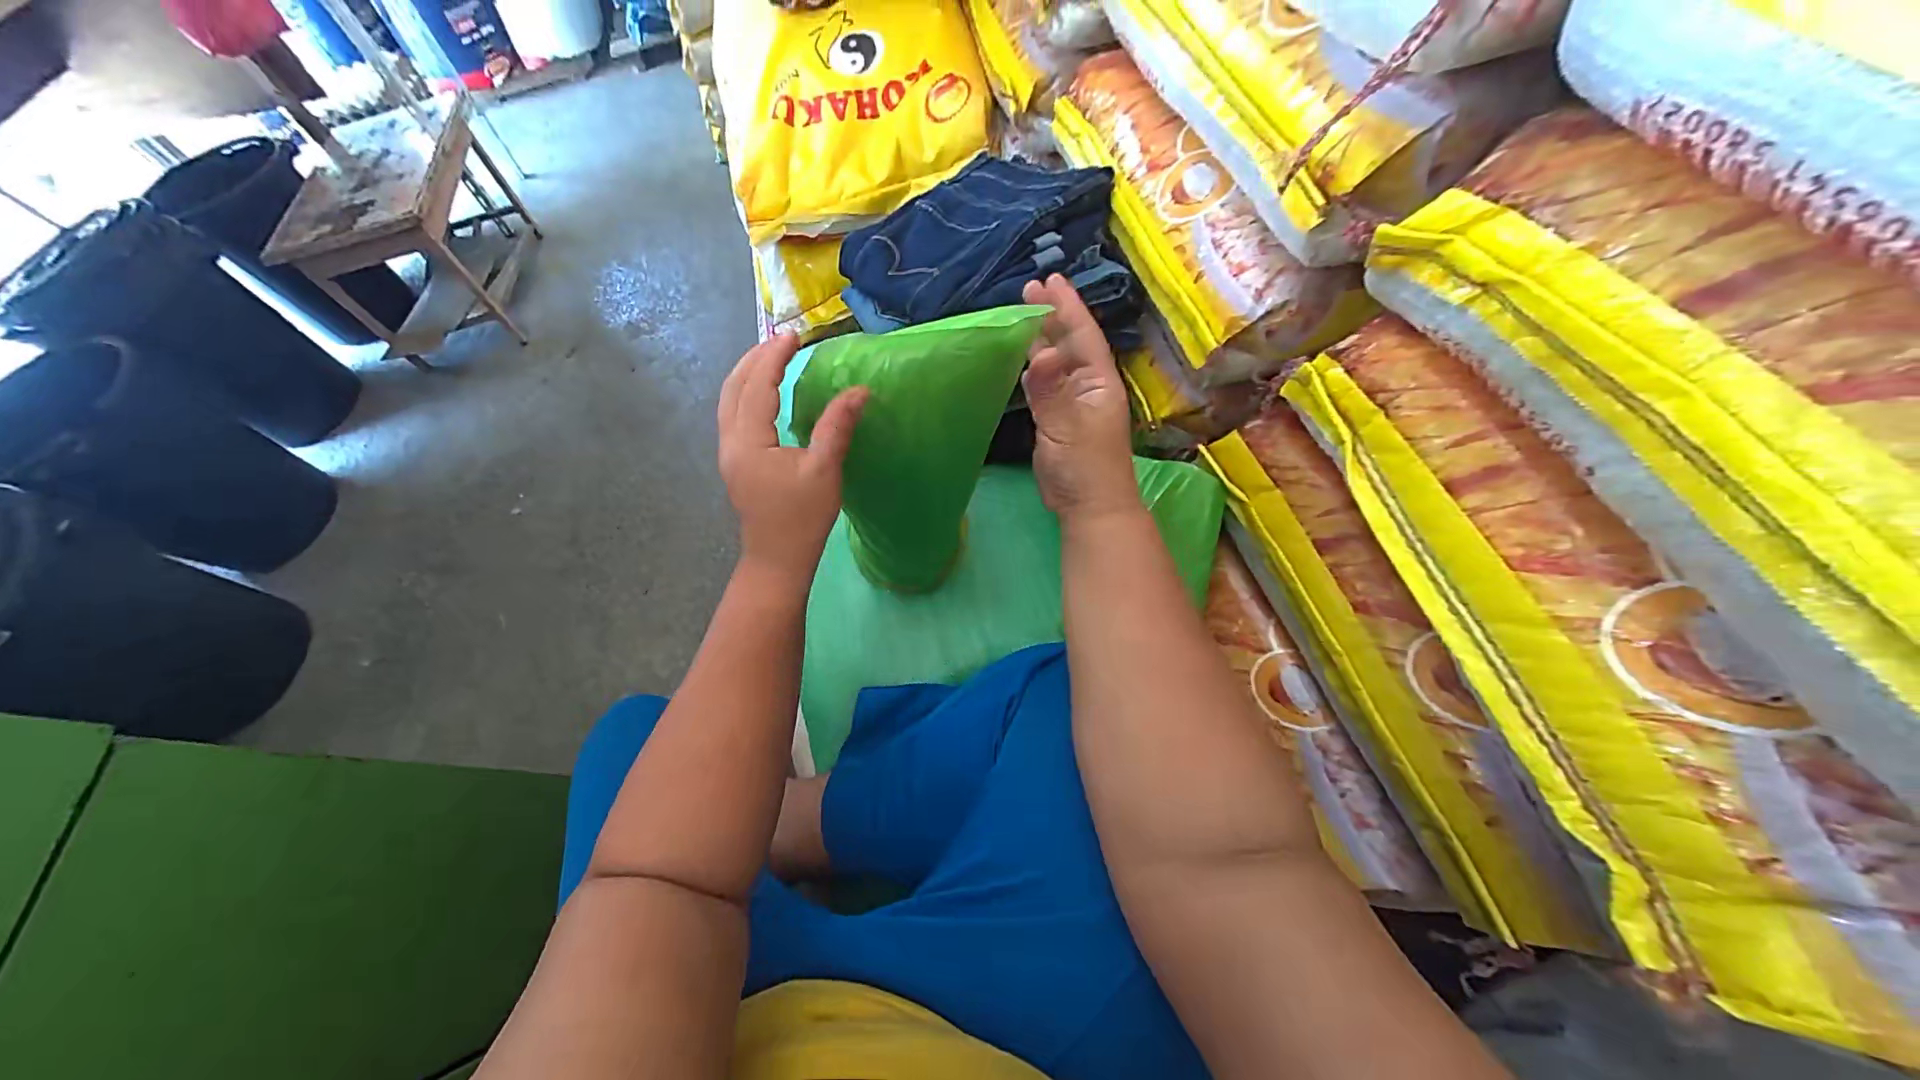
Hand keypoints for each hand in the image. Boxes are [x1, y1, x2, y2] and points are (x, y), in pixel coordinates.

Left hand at [717, 333, 868, 581]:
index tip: (794, 336)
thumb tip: (859, 390)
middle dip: (755, 359)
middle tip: (782, 340)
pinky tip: (766, 394)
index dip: (774, 357)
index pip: (758, 386)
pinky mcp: (735, 463)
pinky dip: (747, 394)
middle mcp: (730, 442)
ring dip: (748, 375)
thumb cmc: (802, 519)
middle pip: (733, 387)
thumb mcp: (824, 471)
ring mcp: (729, 454)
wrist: (777, 560)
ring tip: (772, 358)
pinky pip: (734, 415)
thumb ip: (837, 426)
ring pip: (729, 401)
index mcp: (748, 440)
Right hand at [1021, 275, 1139, 521]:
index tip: (1050, 280)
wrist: (1089, 507)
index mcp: (1098, 382)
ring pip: (1057, 362)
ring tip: (1022, 314)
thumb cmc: (1085, 468)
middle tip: (1030, 288)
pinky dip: (1034, 367)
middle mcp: (1087, 387)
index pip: (1083, 335)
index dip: (1067, 307)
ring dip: (1041, 338)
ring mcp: (1073, 403)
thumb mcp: (1066, 428)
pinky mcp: (1058, 420)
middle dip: (1052, 316)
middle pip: (1070, 343)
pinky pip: (1045, 384)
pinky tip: (1022, 357)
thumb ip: (1051, 391)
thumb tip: (1041, 352)